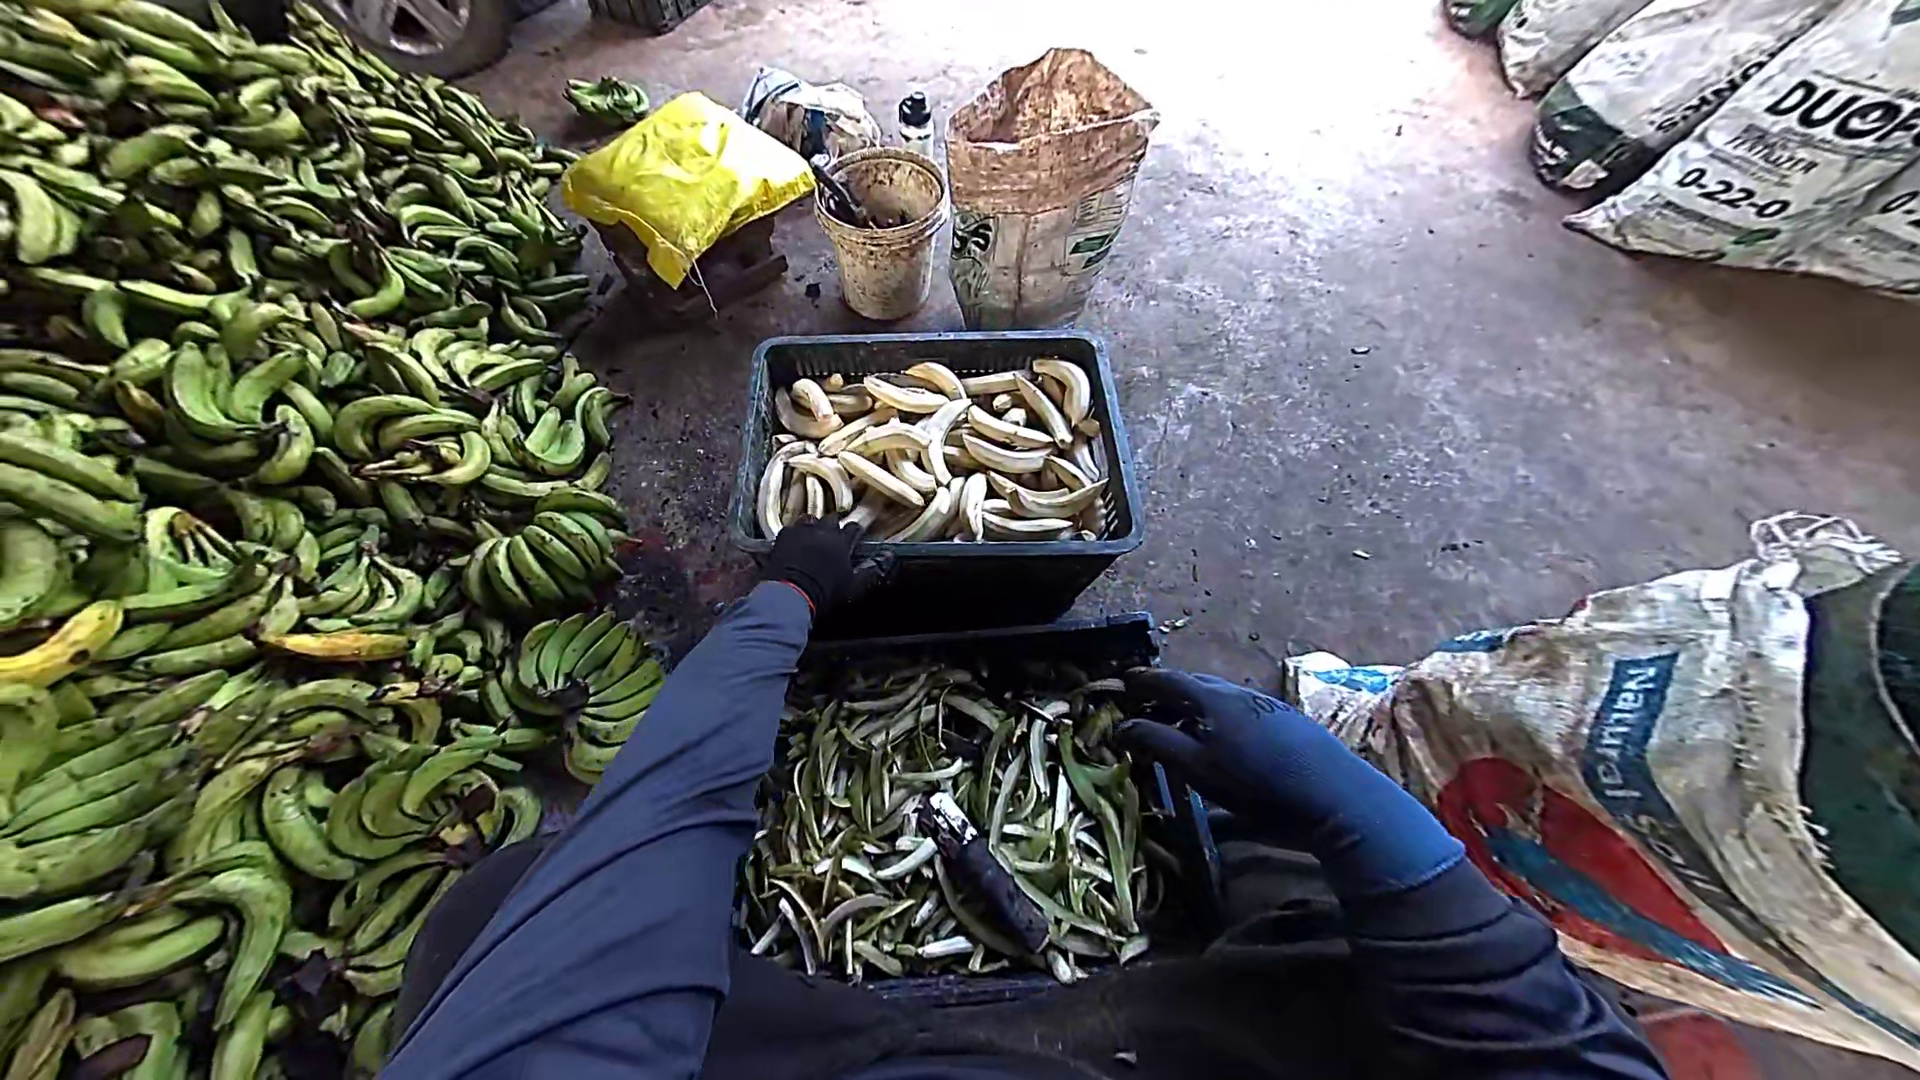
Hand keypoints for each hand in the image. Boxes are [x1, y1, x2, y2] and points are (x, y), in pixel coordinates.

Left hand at [759, 519, 889, 617]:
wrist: (788, 595)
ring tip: (812, 536)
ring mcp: (798, 532)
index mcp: (842, 540)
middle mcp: (821, 530)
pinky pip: (788, 530)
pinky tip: (791, 544)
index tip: (857, 537)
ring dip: (812, 526)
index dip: (857, 532)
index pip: (854, 529)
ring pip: (809, 520)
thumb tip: (890, 554)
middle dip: (834, 525)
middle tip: (834, 536)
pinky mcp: (780, 538)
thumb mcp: (855, 585)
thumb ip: (874, 569)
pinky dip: (792, 535)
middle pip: (831, 519)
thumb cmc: (826, 592)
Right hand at [1117, 669, 1461, 897]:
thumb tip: (1120, 726)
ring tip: (1181, 721)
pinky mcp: (1288, 723)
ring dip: (1194, 704)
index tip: (1124, 680)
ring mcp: (1267, 706)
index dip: (1144, 681)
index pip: (1168, 680)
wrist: (1340, 799)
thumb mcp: (1197, 768)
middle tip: (1147, 702)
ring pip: (1220, 697)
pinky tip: (1223, 737)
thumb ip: (1156, 743)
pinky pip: (1241, 709)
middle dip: (1167, 690)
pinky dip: (1219, 716)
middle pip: (1194, 684)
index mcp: (1212, 698)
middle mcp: (1238, 693)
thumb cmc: (1258, 784)